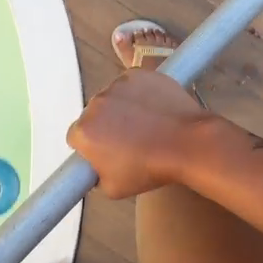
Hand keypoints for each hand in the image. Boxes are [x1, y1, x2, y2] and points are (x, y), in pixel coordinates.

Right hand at [66, 68, 212, 197]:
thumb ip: (94, 175)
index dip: (90, 145)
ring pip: (113, 96)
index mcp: (84, 131)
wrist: (186, 143)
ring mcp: (118, 85)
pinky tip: (153, 108)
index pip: (76, 136)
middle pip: (94, 114)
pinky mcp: (138, 73)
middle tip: (128, 137)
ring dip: (122, 106)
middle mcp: (96, 103)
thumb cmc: (151, 168)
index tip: (105, 150)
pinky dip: (139, 92)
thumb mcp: (112, 188)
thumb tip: (96, 165)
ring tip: (145, 122)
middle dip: (106, 124)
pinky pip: (131, 83)